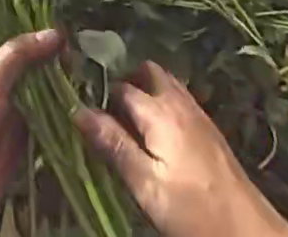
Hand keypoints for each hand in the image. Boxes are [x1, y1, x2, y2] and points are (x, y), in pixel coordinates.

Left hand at [0, 30, 63, 236]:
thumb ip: (21, 50)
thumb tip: (56, 32)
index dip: (22, 10)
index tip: (52, 2)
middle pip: (22, 42)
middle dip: (45, 39)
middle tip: (74, 33)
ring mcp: (11, 86)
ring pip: (37, 68)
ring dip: (56, 63)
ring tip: (81, 53)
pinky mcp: (27, 111)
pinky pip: (47, 94)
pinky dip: (61, 87)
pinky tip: (80, 77)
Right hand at [74, 62, 287, 236]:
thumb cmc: (197, 215)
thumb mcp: (148, 187)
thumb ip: (114, 145)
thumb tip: (77, 109)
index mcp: (159, 112)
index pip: (119, 87)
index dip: (97, 92)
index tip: (79, 102)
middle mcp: (179, 103)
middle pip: (146, 71)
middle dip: (123, 79)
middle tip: (104, 105)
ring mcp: (198, 116)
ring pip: (164, 82)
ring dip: (143, 88)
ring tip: (124, 115)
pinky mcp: (210, 132)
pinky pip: (178, 98)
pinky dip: (160, 101)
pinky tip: (153, 130)